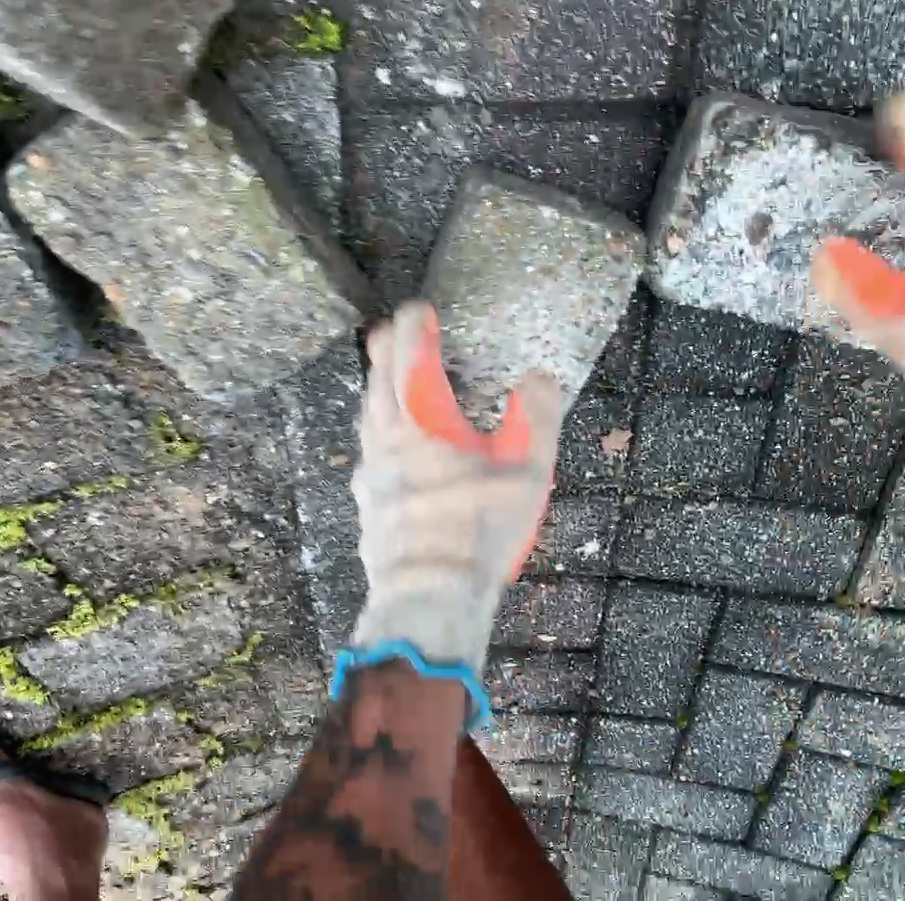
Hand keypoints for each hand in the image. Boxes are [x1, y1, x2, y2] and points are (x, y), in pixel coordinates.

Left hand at [350, 301, 564, 677]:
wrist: (427, 596)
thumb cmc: (480, 530)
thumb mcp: (527, 473)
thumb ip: (537, 417)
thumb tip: (537, 374)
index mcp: (424, 419)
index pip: (411, 354)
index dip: (413, 324)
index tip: (420, 309)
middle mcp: (388, 435)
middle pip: (378, 376)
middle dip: (387, 346)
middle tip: (395, 330)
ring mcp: (371, 468)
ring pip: (367, 411)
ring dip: (378, 385)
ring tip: (388, 378)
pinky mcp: (366, 498)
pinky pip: (367, 445)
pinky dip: (376, 425)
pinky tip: (387, 442)